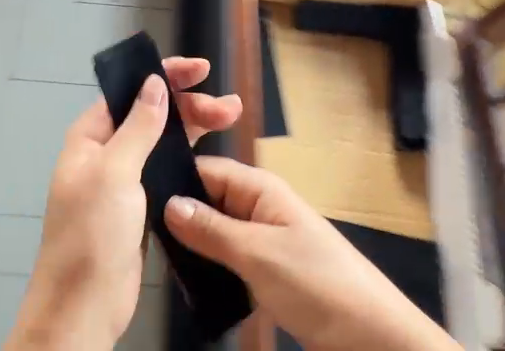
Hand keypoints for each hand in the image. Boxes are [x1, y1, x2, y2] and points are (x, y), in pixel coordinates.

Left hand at [5, 57, 241, 350]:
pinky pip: (167, 171)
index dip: (165, 76)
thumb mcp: (115, 173)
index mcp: (91, 137)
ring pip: (163, 142)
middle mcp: (106, 153)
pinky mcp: (140, 208)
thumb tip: (153, 84)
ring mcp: (123, 182)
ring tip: (231, 119)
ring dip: (195, 129)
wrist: (84, 306)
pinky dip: (190, 159)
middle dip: (189, 105)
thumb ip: (138, 127)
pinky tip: (213, 158)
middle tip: (229, 108)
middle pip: (151, 115)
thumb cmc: (93, 232)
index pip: (130, 92)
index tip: (202, 69)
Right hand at [164, 157, 454, 350]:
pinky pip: (229, 259)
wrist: (371, 335)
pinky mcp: (268, 272)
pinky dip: (210, 267)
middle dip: (178, 214)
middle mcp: (260, 207)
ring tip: (154, 257)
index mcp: (261, 189)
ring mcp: (265, 241)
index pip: (207, 169)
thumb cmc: (316, 282)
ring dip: (193, 243)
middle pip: (209, 200)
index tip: (133, 194)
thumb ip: (211, 230)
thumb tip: (167, 203)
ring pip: (216, 232)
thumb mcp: (258, 254)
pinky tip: (186, 280)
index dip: (174, 178)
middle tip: (137, 232)